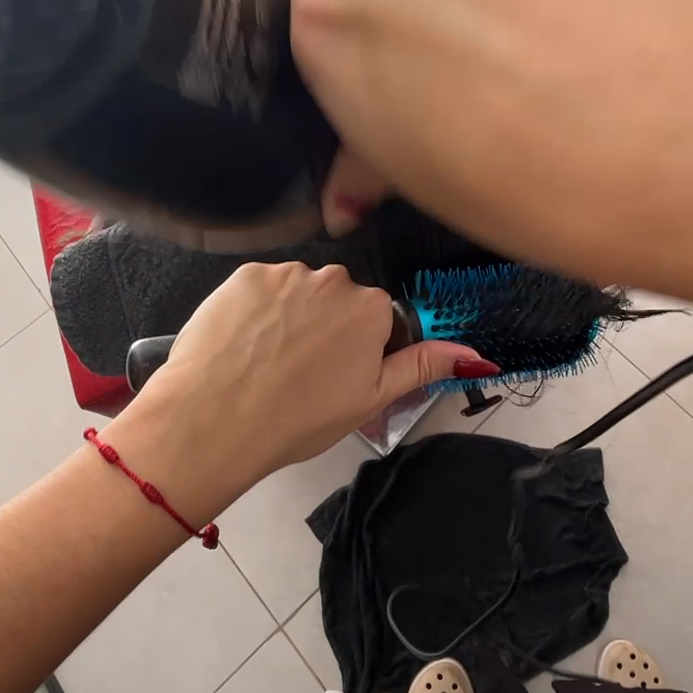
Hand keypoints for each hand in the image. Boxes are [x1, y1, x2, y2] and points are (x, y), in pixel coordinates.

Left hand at [99, 263, 486, 521]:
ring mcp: (285, 273)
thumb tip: (477, 354)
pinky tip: (245, 344)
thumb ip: (423, 366)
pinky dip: (256, 310)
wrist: (215, 420)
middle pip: (338, 300)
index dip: (359, 351)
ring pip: (298, 292)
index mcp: (370, 308)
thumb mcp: (371, 400)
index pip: (377, 320)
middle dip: (327, 328)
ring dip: (291, 316)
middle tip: (300, 373)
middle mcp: (333, 278)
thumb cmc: (299, 418)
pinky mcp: (244, 274)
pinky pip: (261, 288)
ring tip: (267, 361)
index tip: (336, 378)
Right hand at [291, 0, 692, 284]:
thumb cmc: (560, 186)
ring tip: (564, 24)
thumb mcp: (439, 190)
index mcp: (326, 15)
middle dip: (425, 7)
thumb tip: (350, 177)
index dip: (374, 64)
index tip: (414, 91)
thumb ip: (377, 154)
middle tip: (494, 60)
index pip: (324, 23)